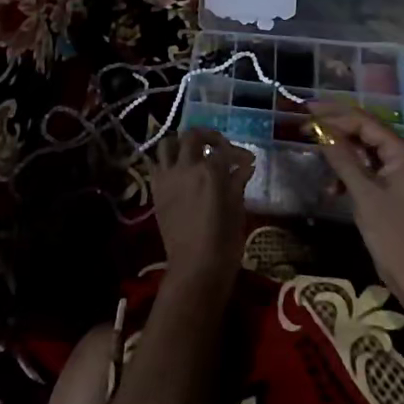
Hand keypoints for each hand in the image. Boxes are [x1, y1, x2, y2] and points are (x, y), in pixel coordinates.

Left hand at [151, 129, 251, 293]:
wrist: (195, 267)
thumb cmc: (224, 242)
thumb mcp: (237, 209)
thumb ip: (237, 182)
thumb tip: (244, 165)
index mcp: (210, 171)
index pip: (225, 150)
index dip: (238, 153)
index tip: (247, 160)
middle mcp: (185, 167)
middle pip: (193, 136)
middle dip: (209, 136)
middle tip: (219, 147)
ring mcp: (167, 177)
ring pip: (168, 144)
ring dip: (181, 143)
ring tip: (193, 152)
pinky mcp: (155, 189)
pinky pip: (157, 164)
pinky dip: (167, 161)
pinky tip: (179, 170)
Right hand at [309, 102, 403, 299]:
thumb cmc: (393, 235)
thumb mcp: (363, 194)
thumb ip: (342, 159)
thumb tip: (321, 131)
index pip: (366, 123)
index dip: (334, 115)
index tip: (306, 112)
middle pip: (367, 134)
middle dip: (336, 131)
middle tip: (305, 128)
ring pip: (367, 153)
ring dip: (342, 156)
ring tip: (318, 162)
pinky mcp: (399, 192)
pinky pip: (372, 172)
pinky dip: (352, 175)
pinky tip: (334, 188)